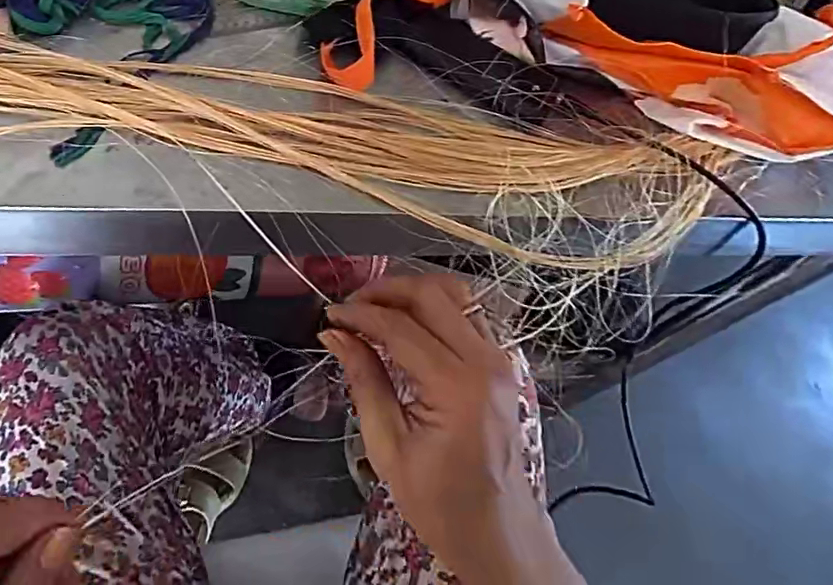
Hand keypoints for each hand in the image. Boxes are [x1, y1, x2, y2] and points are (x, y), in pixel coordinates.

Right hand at [322, 275, 580, 584]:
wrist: (504, 542)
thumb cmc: (442, 505)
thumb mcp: (388, 447)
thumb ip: (363, 380)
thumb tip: (334, 334)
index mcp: (457, 387)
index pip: (397, 325)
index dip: (356, 314)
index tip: (328, 318)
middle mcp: (485, 364)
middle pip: (429, 293)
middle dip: (382, 290)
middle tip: (350, 308)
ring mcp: (500, 362)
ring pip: (454, 294)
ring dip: (409, 292)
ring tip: (375, 310)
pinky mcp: (502, 366)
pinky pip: (467, 313)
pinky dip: (433, 306)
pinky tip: (406, 324)